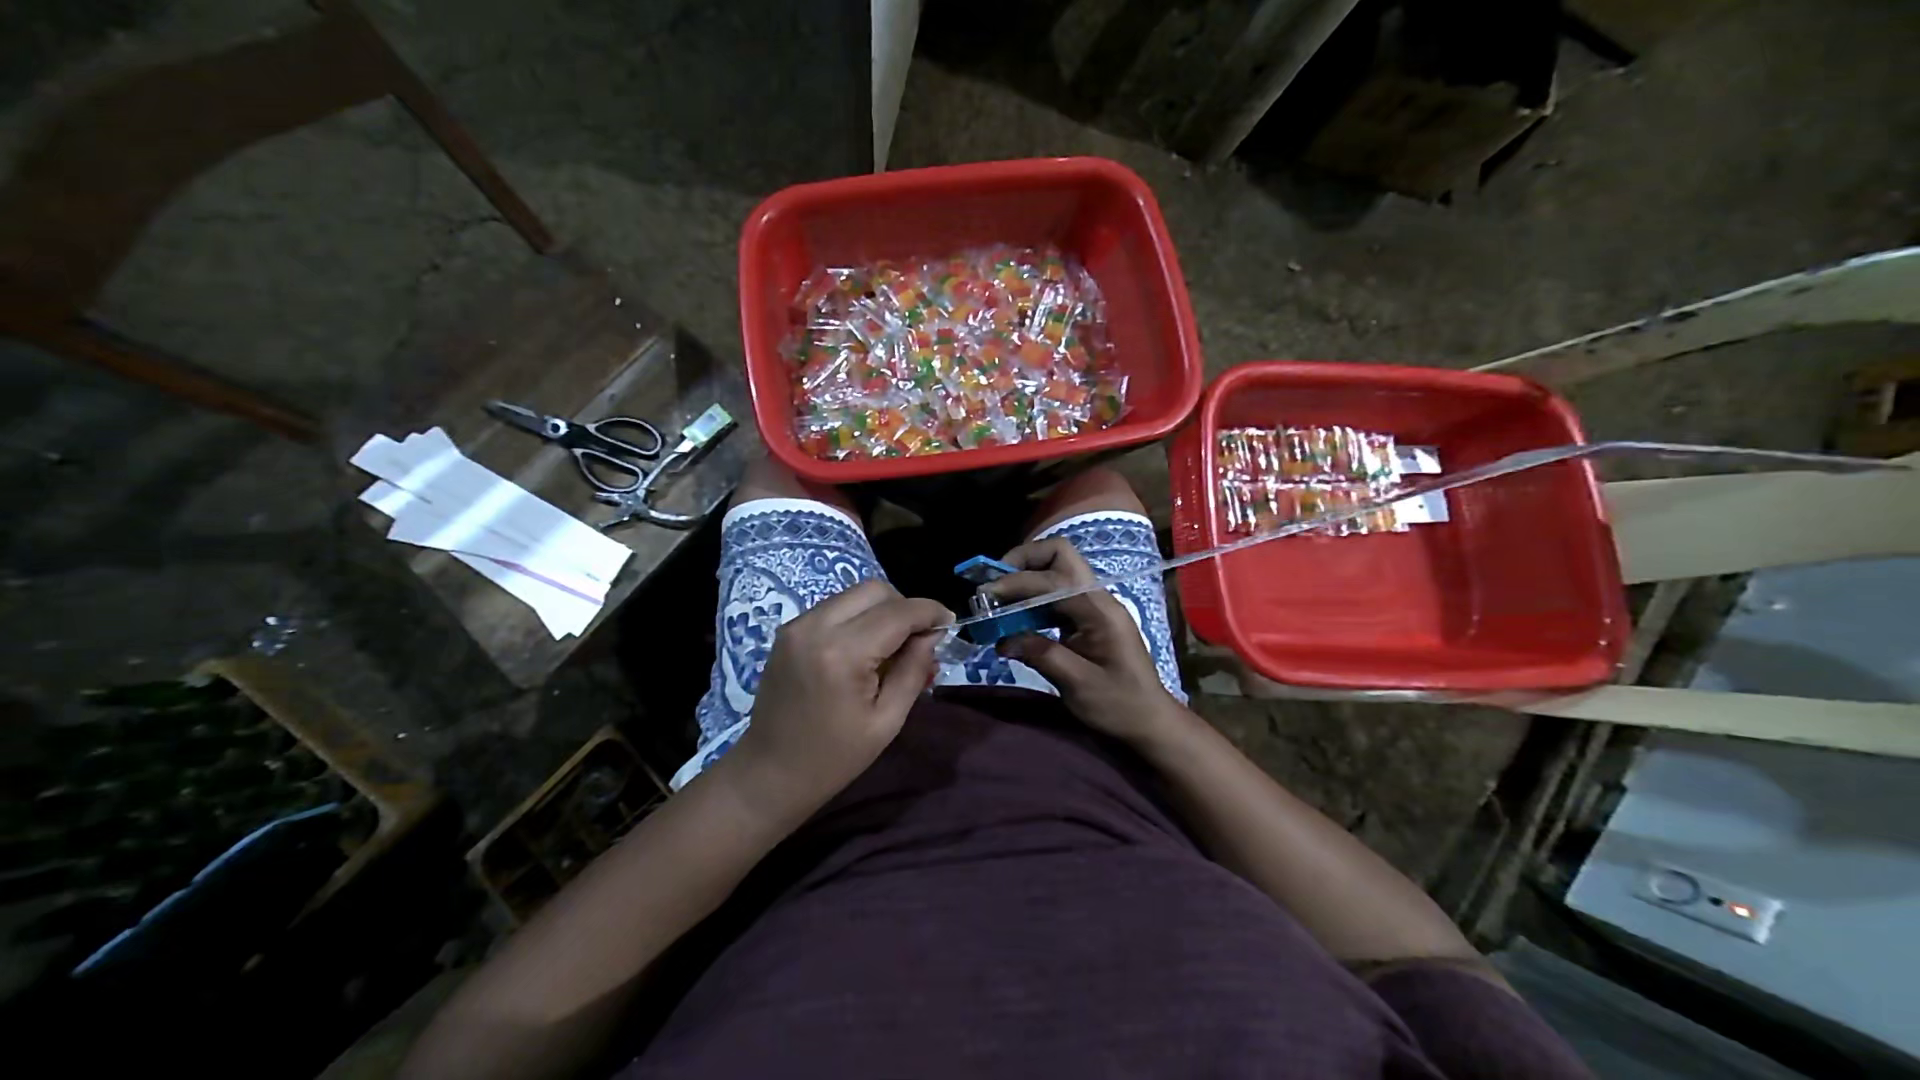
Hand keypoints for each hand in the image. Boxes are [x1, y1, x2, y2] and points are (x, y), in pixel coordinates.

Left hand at [727, 580, 952, 811]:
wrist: (769, 773)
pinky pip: (835, 607)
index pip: (898, 612)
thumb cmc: (834, 758)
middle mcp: (816, 626)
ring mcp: (797, 625)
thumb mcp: (887, 720)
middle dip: (905, 607)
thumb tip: (933, 636)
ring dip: (882, 610)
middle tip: (921, 639)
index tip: (950, 624)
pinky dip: (858, 617)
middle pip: (875, 590)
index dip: (930, 613)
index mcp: (842, 653)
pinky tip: (866, 649)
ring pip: (854, 595)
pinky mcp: (789, 631)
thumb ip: (913, 670)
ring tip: (895, 646)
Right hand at [985, 537, 1182, 744]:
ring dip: (1026, 576)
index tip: (986, 596)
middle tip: (995, 583)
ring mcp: (1094, 606)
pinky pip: (1057, 593)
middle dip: (1023, 560)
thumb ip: (1041, 655)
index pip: (1054, 580)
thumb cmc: (1119, 705)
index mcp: (1100, 611)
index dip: (1017, 583)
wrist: (1149, 721)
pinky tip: (1015, 616)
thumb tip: (1002, 639)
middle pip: (1060, 555)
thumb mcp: (1078, 685)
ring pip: (1058, 569)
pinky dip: (1032, 597)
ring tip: (998, 598)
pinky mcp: (1088, 617)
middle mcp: (1098, 599)